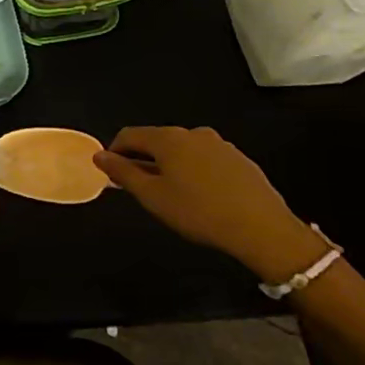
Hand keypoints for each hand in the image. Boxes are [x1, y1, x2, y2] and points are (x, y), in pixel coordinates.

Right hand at [93, 126, 328, 282]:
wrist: (264, 230)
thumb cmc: (198, 212)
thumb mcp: (151, 196)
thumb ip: (122, 173)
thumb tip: (100, 155)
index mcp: (168, 138)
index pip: (129, 135)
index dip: (115, 152)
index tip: (112, 174)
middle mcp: (193, 133)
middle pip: (157, 141)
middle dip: (143, 160)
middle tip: (141, 188)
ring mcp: (220, 145)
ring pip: (182, 151)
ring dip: (170, 166)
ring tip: (172, 194)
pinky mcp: (240, 160)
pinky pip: (205, 160)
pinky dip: (194, 171)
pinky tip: (201, 196)